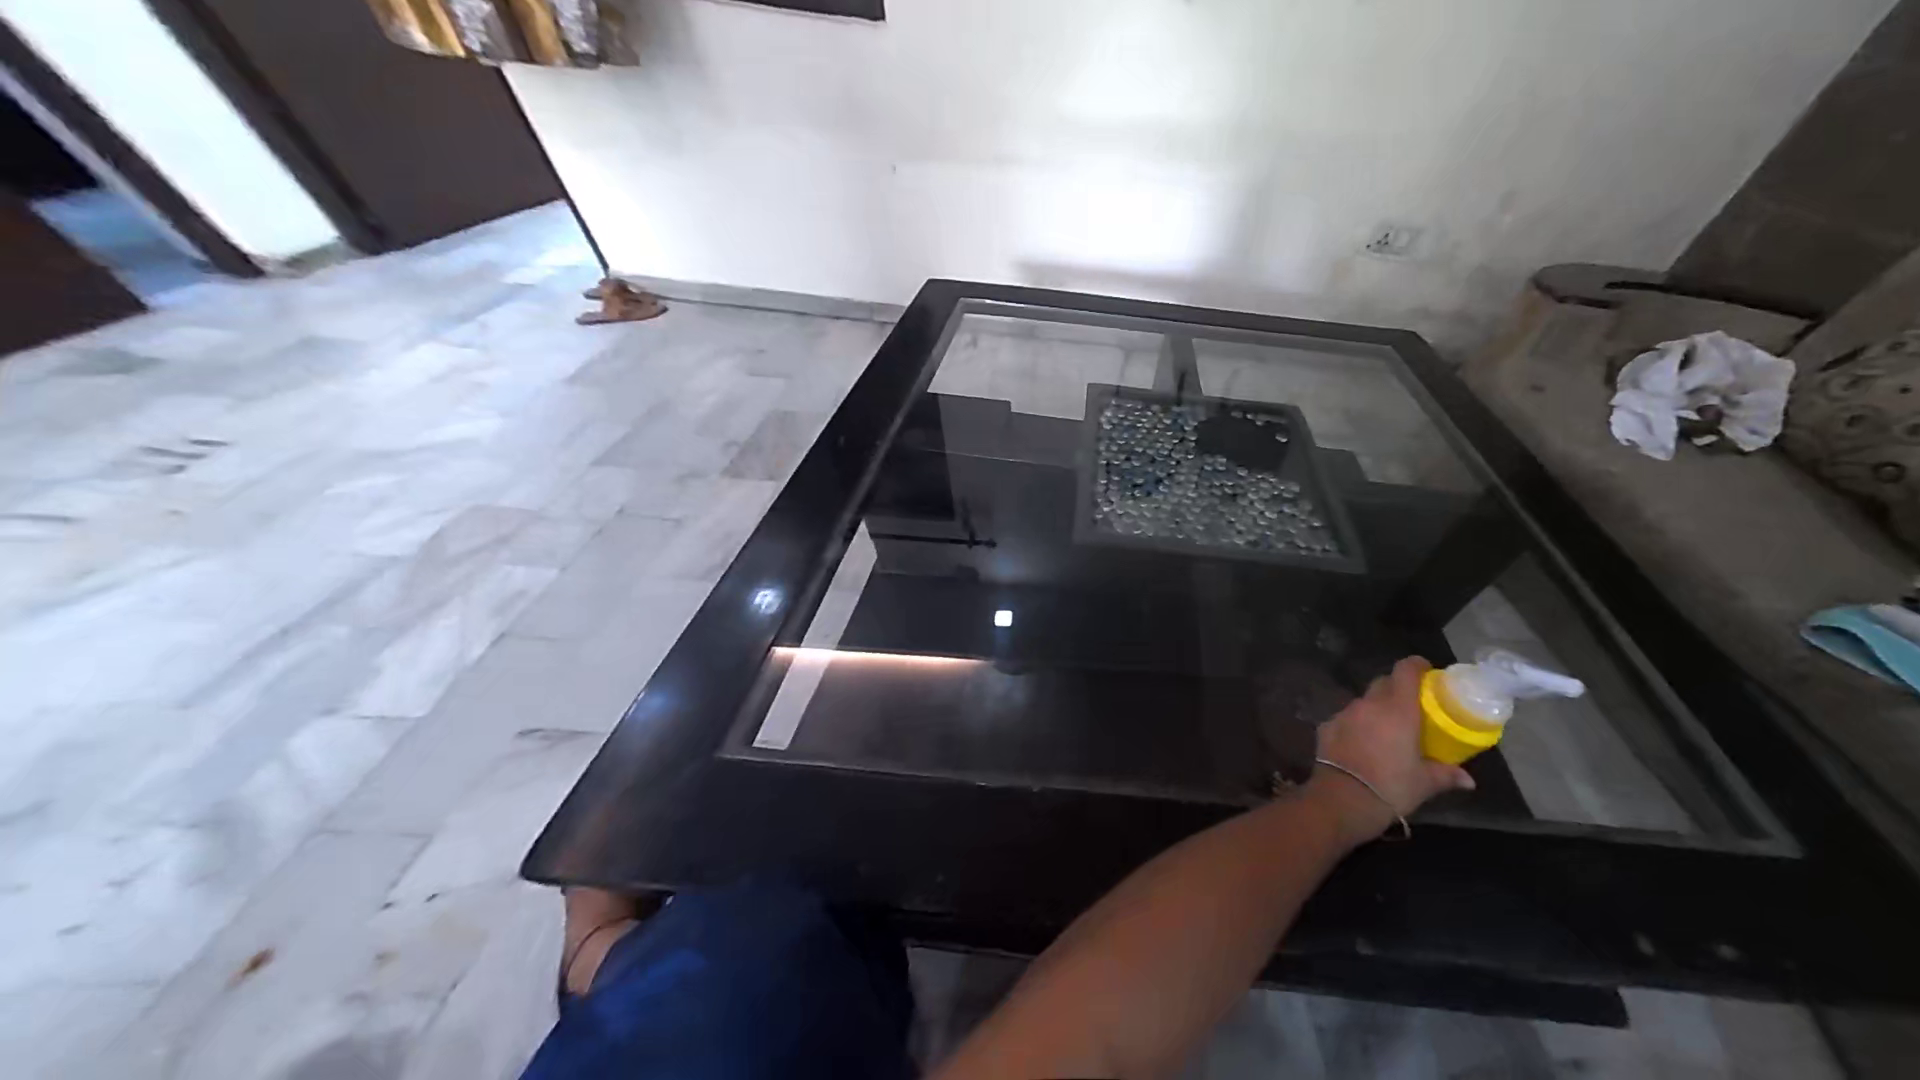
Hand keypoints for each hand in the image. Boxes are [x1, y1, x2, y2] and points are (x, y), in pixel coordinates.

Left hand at [1310, 656, 1475, 844]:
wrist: (1343, 799)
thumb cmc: (1392, 787)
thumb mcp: (1425, 782)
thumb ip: (1446, 774)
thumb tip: (1467, 780)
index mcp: (1397, 709)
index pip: (1404, 671)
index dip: (1415, 665)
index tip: (1426, 670)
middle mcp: (1368, 704)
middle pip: (1382, 684)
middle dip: (1396, 688)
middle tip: (1411, 706)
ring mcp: (1343, 714)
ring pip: (1362, 702)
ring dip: (1375, 709)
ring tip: (1386, 730)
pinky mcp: (1326, 726)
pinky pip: (1345, 719)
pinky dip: (1356, 725)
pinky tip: (1361, 744)